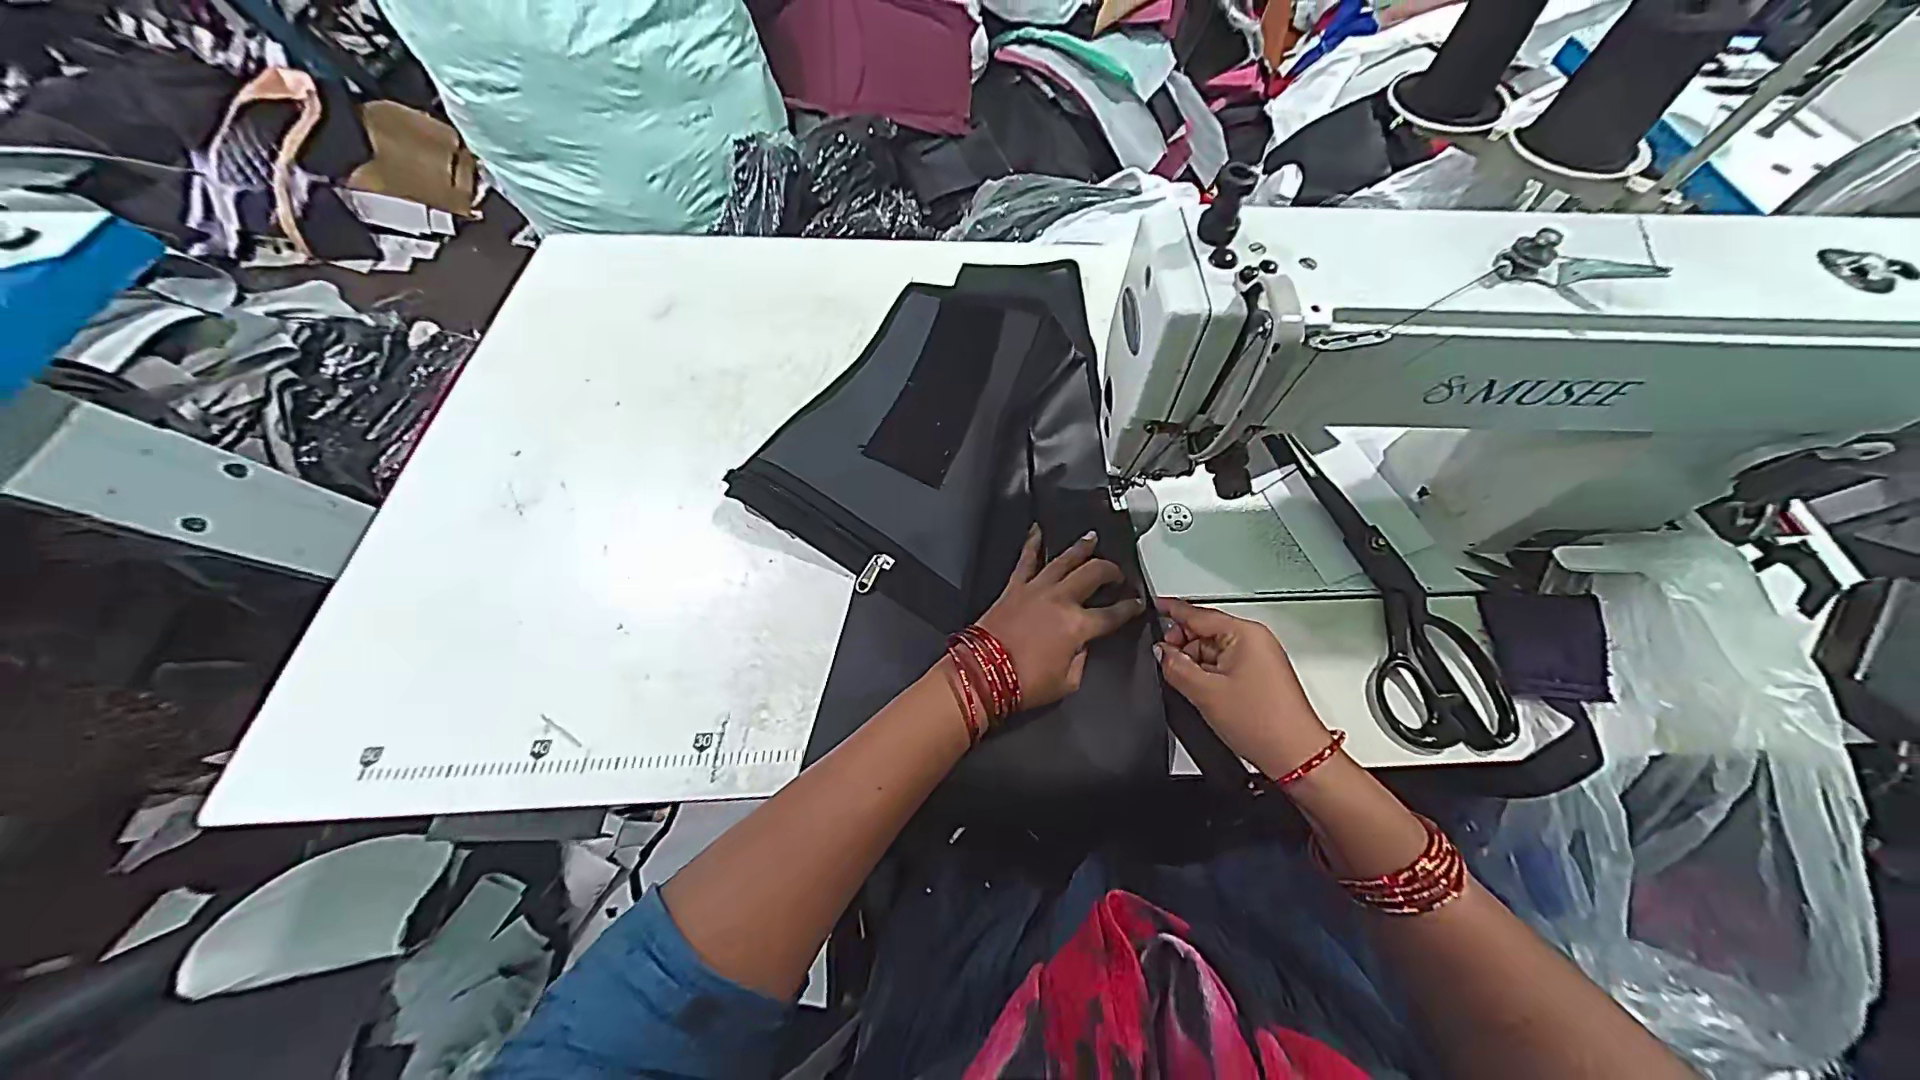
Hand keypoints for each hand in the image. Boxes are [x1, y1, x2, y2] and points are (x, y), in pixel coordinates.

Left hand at [972, 527, 1146, 710]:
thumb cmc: (1023, 683)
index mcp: (1078, 626)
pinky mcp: (1014, 588)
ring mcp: (1036, 590)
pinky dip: (1032, 543)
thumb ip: (1081, 660)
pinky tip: (1037, 531)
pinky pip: (1026, 559)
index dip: (1129, 608)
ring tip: (1092, 539)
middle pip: (1094, 574)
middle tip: (1117, 573)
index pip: (1113, 613)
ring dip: (1082, 548)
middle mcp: (1060, 601)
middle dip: (1111, 571)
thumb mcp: (1067, 682)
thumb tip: (1081, 647)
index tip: (1136, 604)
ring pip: (1064, 559)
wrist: (983, 674)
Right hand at [1154, 597, 1331, 777]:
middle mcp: (1254, 641)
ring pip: (1211, 651)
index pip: (1198, 613)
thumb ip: (1174, 666)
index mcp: (1245, 634)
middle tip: (1167, 664)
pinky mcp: (1258, 675)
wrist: (1295, 757)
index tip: (1155, 606)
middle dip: (1182, 647)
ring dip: (1195, 666)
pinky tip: (1204, 693)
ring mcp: (1258, 658)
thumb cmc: (1266, 724)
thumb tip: (1161, 652)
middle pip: (1203, 632)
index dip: (1172, 610)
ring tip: (1192, 688)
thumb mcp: (1205, 692)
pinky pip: (1223, 665)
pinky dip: (1208, 676)